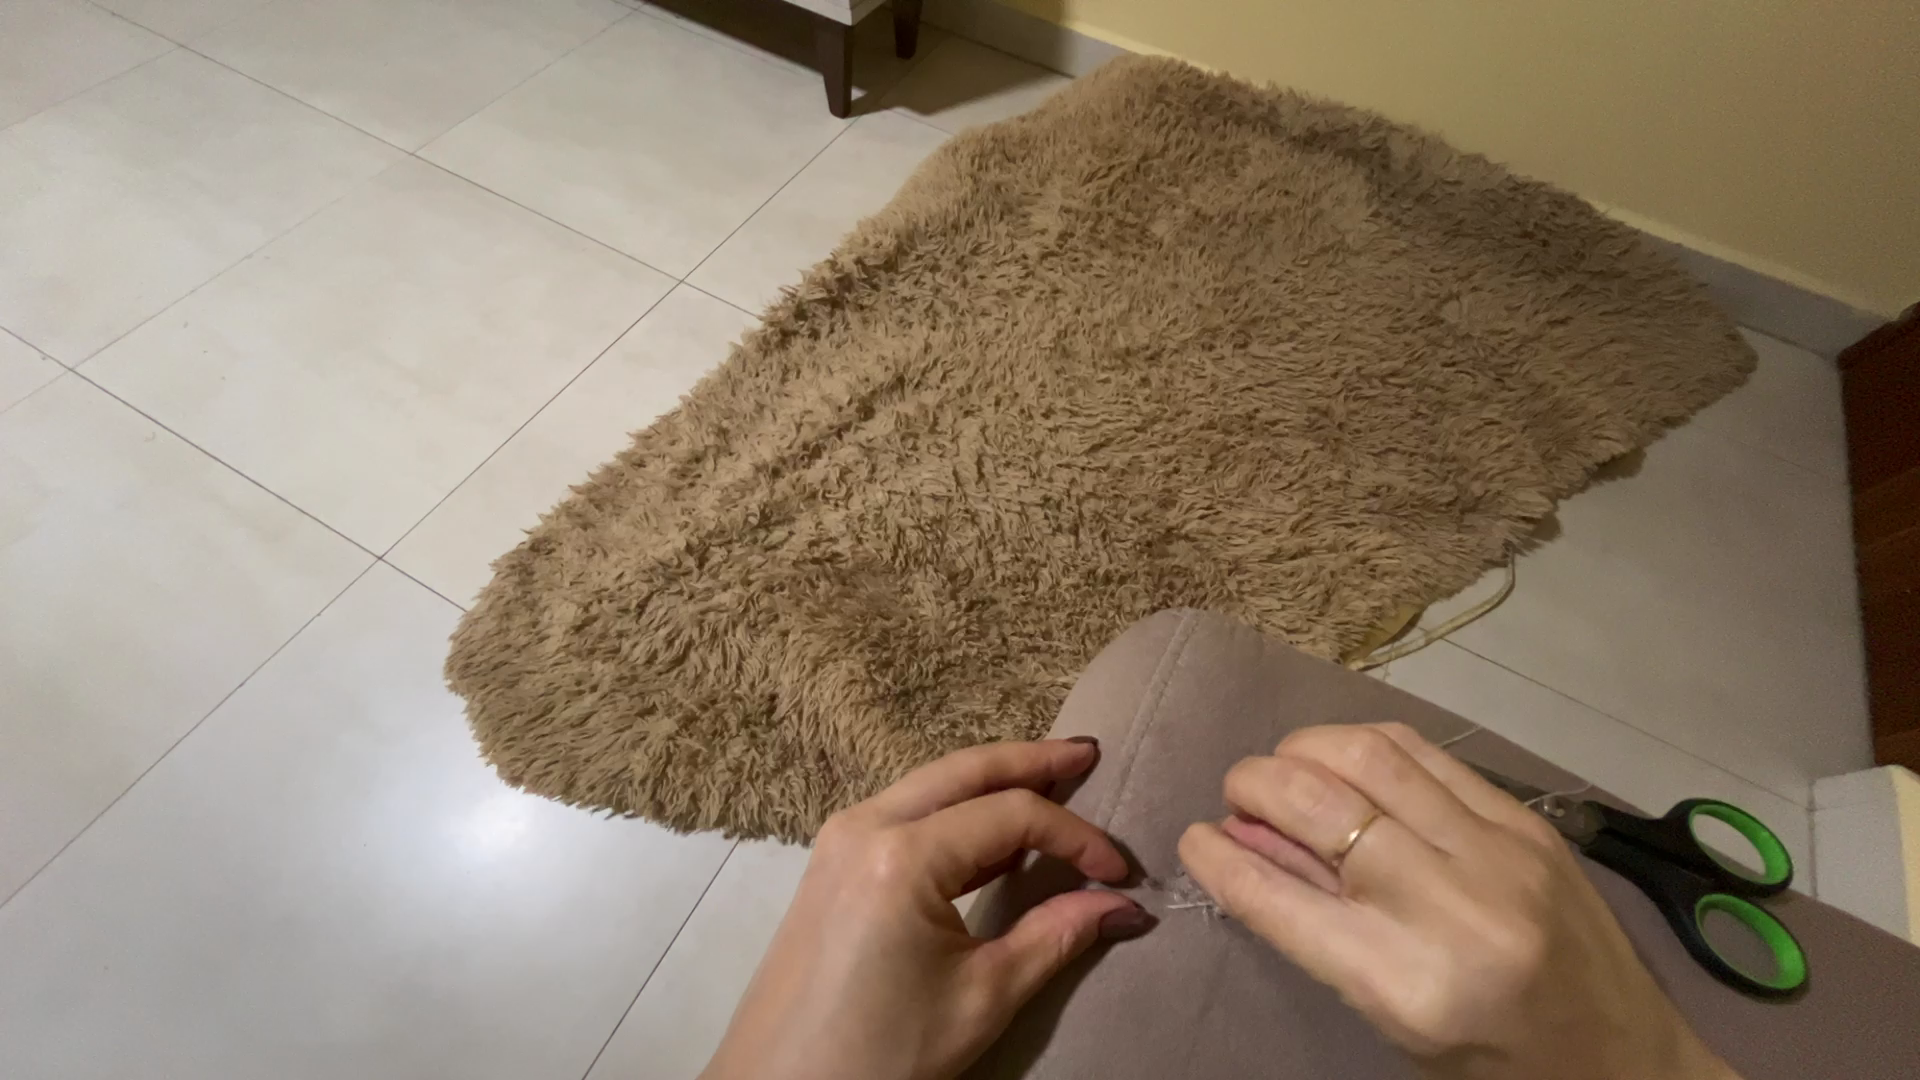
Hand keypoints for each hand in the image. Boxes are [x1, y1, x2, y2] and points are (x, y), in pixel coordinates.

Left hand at [702, 739, 1153, 1079]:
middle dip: (1033, 759)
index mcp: (902, 855)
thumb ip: (1056, 937)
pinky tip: (994, 824)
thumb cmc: (881, 1055)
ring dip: (994, 778)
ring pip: (935, 782)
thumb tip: (1126, 908)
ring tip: (1052, 778)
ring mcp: (844, 832)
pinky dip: (959, 807)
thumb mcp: (981, 999)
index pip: (1009, 816)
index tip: (1119, 871)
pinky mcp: (836, 853)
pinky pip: (910, 809)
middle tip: (1087, 753)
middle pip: (967, 770)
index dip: (1074, 836)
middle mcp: (867, 822)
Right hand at [1178, 723, 1736, 1079]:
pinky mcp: (1524, 820)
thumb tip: (1236, 838)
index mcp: (1406, 984)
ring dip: (1300, 749)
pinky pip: (1417, 746)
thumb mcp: (1381, 1011)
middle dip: (1251, 782)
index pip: (1273, 897)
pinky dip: (1357, 744)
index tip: (1193, 837)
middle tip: (1238, 796)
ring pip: (1363, 750)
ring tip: (1289, 772)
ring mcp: (1497, 852)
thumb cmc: (1488, 1061)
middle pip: (1313, 800)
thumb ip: (1304, 916)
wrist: (1636, 1070)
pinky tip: (1345, 764)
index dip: (1214, 856)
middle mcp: (1450, 908)